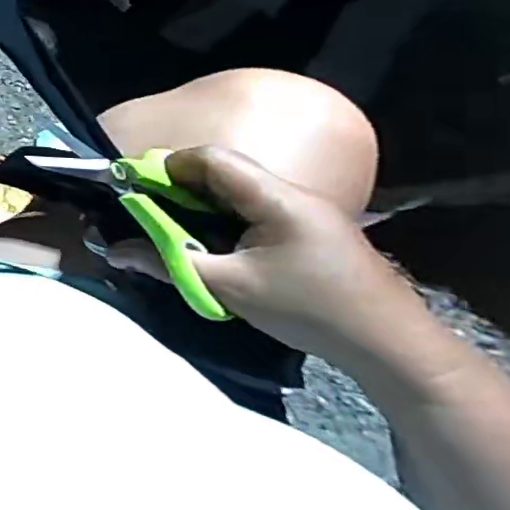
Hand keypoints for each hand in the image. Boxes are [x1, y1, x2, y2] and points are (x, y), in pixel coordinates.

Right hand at [105, 146, 423, 358]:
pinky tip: (213, 242)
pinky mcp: (309, 228)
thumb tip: (113, 251)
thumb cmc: (312, 312)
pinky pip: (251, 206)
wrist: (397, 350)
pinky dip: (221, 215)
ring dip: (199, 202)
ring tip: (176, 229)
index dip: (167, 167)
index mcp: (277, 199)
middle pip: (221, 169)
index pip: (211, 158)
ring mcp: (306, 210)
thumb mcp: (228, 288)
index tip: (138, 190)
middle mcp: (293, 194)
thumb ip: (167, 262)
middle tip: (150, 211)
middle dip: (178, 186)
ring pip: (235, 188)